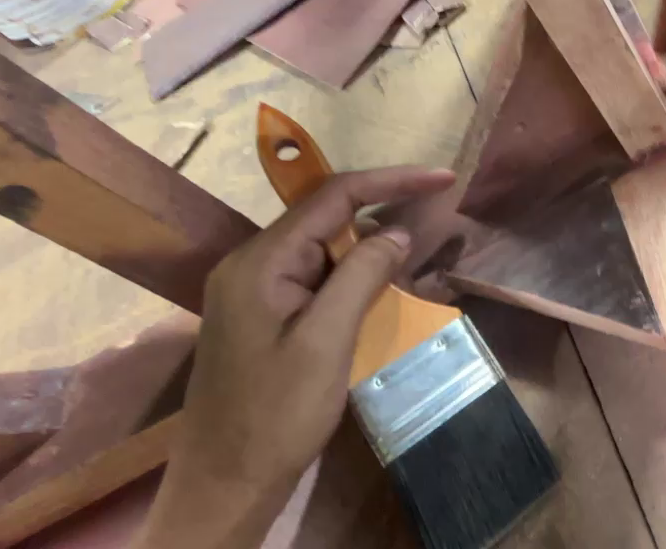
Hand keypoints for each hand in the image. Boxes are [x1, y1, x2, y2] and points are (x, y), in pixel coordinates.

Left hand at [148, 167, 453, 544]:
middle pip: (327, 215)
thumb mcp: (327, 341)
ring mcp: (254, 289)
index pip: (333, 196)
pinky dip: (353, 271)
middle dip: (383, 208)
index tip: (442, 178)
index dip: (391, 180)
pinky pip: (317, 272)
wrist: (223, 487)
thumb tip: (398, 231)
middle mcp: (252, 264)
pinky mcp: (264, 312)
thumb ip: (362, 274)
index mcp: (260, 263)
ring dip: (369, 245)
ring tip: (414, 254)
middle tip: (435, 213)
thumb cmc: (276, 415)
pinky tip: (380, 286)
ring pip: (324, 244)